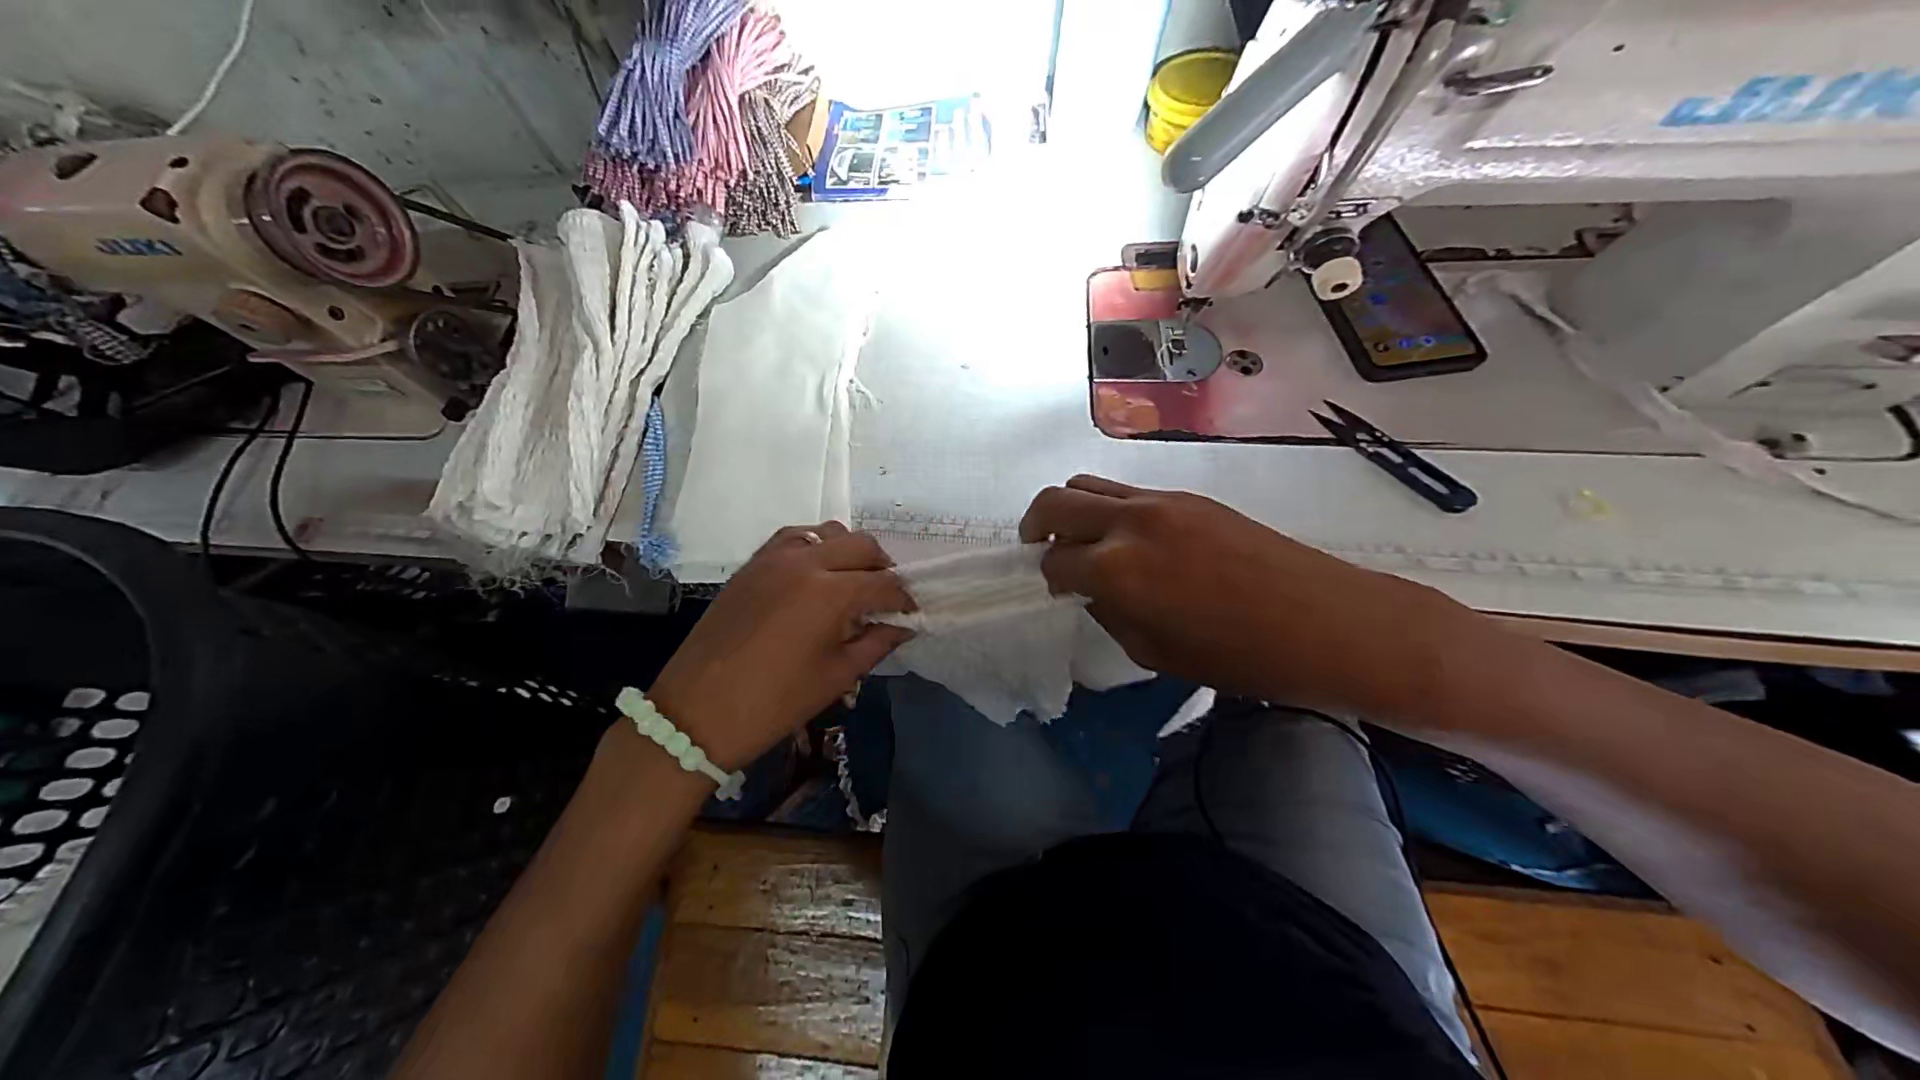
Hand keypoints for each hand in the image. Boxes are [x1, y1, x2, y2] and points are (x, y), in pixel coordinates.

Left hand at [644, 523, 912, 772]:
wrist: (698, 712)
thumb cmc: (775, 702)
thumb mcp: (837, 676)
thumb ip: (876, 643)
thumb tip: (901, 626)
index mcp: (830, 593)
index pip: (884, 584)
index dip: (904, 599)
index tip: (911, 614)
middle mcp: (805, 562)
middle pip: (861, 545)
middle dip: (883, 568)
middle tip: (886, 596)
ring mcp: (774, 558)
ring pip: (828, 532)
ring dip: (850, 551)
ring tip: (853, 580)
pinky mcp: (752, 565)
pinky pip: (794, 538)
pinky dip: (815, 546)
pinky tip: (817, 572)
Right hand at [1019, 475, 1487, 719]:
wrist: (1325, 621)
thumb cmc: (1238, 656)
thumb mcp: (1155, 652)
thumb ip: (1110, 613)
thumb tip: (1090, 591)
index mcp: (1116, 570)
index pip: (1054, 561)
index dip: (1048, 578)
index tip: (1056, 591)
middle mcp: (1130, 522)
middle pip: (1055, 501)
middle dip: (1037, 526)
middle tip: (1042, 550)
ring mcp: (1161, 501)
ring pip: (1089, 484)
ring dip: (1072, 510)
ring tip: (1082, 541)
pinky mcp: (1189, 497)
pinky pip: (1128, 493)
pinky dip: (1111, 510)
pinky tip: (1131, 542)